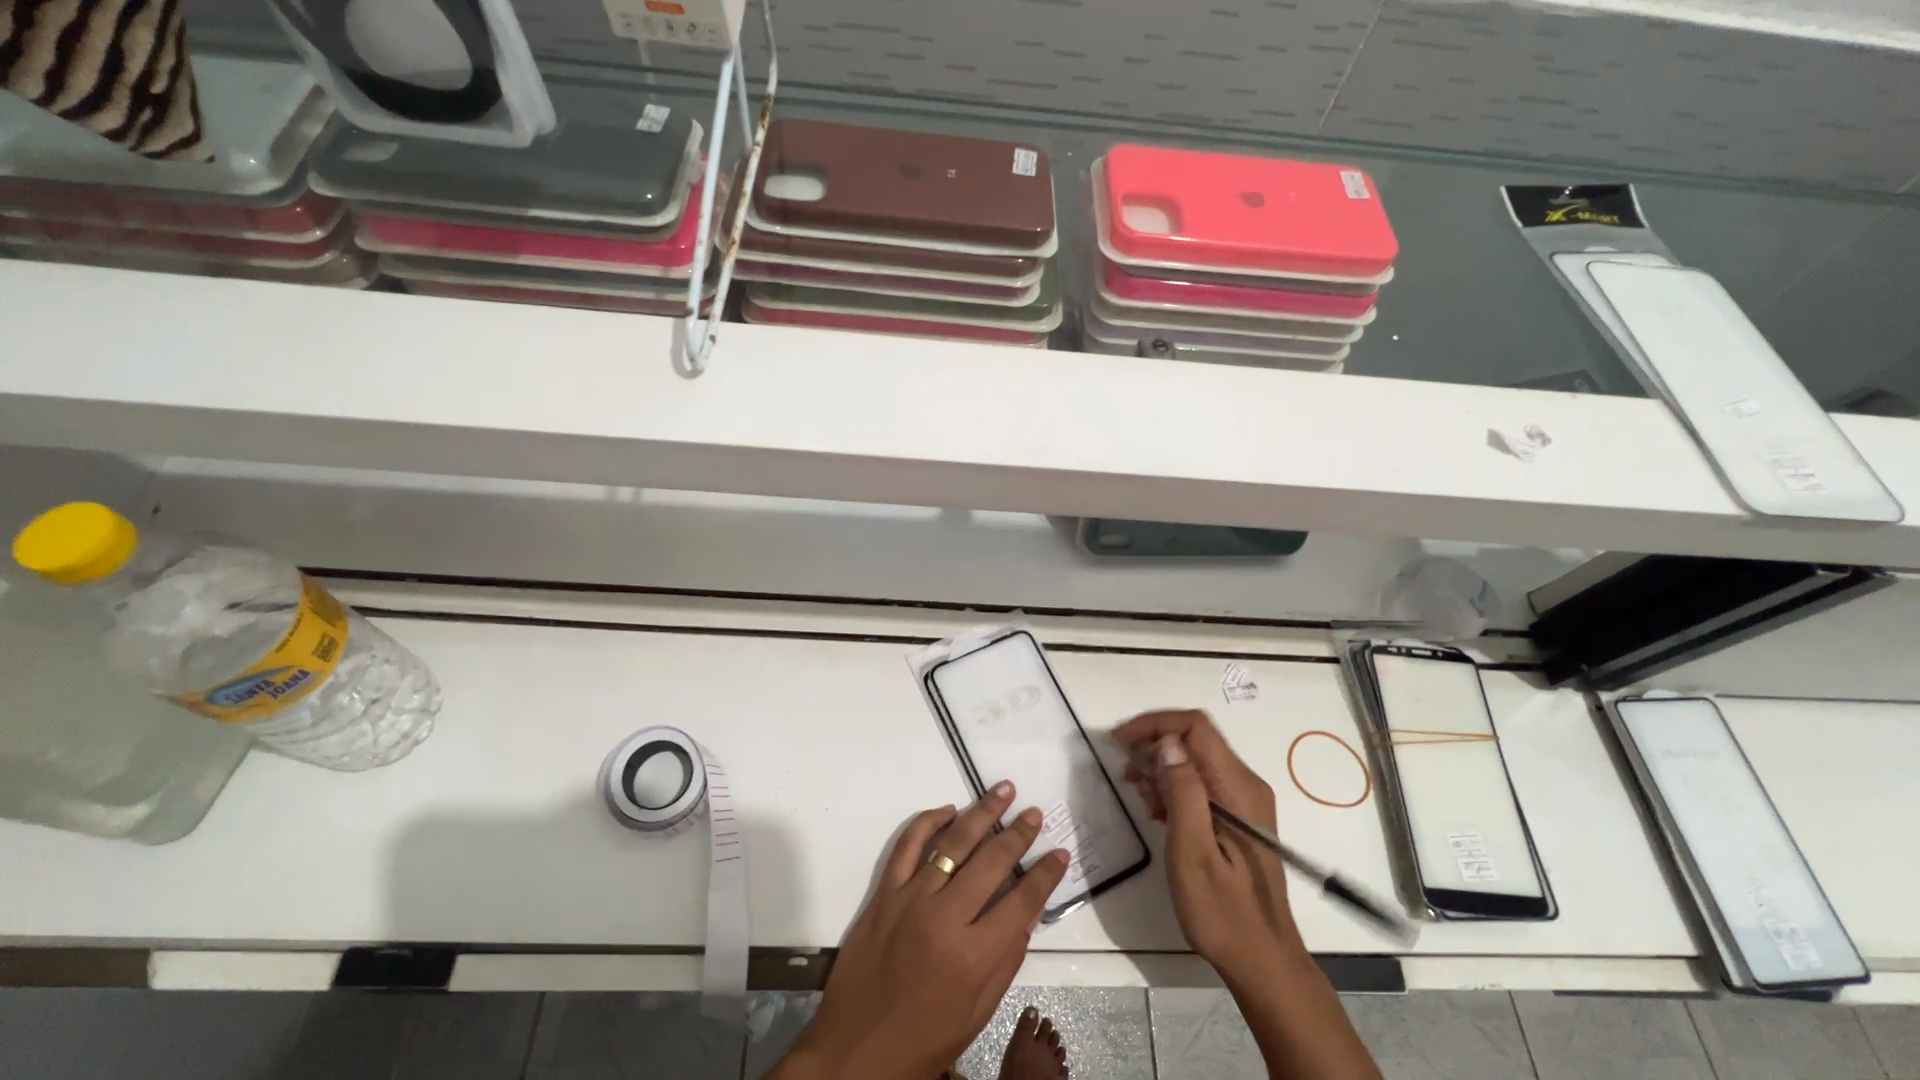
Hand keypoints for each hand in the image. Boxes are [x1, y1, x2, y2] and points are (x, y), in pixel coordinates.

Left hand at [777, 781, 1069, 1079]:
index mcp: (973, 955)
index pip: (1021, 901)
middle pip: (991, 862)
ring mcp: (909, 900)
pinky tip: (948, 810)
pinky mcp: (882, 895)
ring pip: (952, 843)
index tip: (1060, 852)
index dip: (1045, 875)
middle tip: (1034, 813)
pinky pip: (906, 847)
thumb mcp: (977, 1015)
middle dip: (1018, 834)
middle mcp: (944, 918)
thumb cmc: (923, 1042)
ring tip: (1003, 791)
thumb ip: (1005, 962)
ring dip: (981, 813)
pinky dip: (927, 822)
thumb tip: (1025, 916)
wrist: (854, 1052)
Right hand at [1114, 709, 1301, 976]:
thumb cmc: (1222, 912)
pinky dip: (1173, 785)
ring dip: (1161, 765)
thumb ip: (1182, 793)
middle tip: (1121, 768)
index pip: (1195, 728)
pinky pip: (1202, 783)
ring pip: (1197, 760)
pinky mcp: (1238, 818)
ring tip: (1134, 790)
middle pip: (1196, 739)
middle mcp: (1246, 785)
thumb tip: (1166, 744)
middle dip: (1154, 742)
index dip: (1154, 724)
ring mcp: (1245, 801)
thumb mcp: (1192, 853)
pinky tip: (1155, 809)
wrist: (1261, 959)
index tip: (1117, 741)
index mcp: (1238, 789)